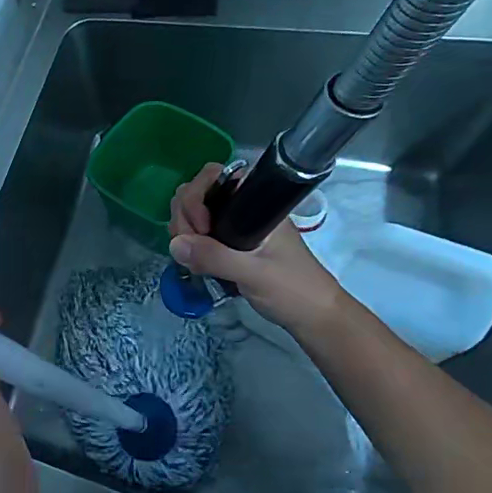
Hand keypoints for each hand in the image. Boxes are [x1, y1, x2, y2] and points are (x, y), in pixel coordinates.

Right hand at [168, 162, 347, 334]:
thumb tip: (176, 244)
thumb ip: (215, 257)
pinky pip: (203, 235)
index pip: (213, 177)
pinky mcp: (233, 246)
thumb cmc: (294, 289)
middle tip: (190, 248)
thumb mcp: (254, 274)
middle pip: (199, 193)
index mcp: (255, 202)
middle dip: (185, 216)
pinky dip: (192, 245)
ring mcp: (238, 226)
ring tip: (192, 259)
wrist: (315, 316)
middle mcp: (244, 208)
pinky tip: (194, 263)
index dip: (196, 196)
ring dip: (185, 231)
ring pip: (197, 214)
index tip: (201, 228)